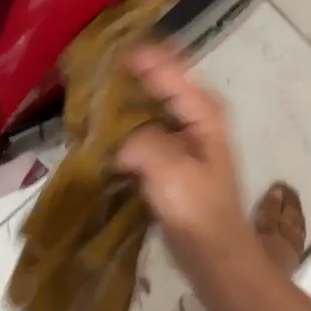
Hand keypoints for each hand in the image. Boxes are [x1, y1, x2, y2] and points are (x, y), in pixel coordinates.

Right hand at [115, 44, 257, 278]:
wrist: (218, 259)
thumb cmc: (200, 214)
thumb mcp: (171, 175)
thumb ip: (143, 145)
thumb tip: (119, 143)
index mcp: (203, 109)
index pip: (168, 67)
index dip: (140, 55)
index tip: (106, 52)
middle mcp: (197, 112)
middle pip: (160, 77)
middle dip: (129, 72)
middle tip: (94, 70)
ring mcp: (185, 134)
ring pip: (150, 101)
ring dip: (124, 97)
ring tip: (92, 95)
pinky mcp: (172, 155)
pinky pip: (144, 125)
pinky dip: (125, 123)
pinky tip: (101, 131)